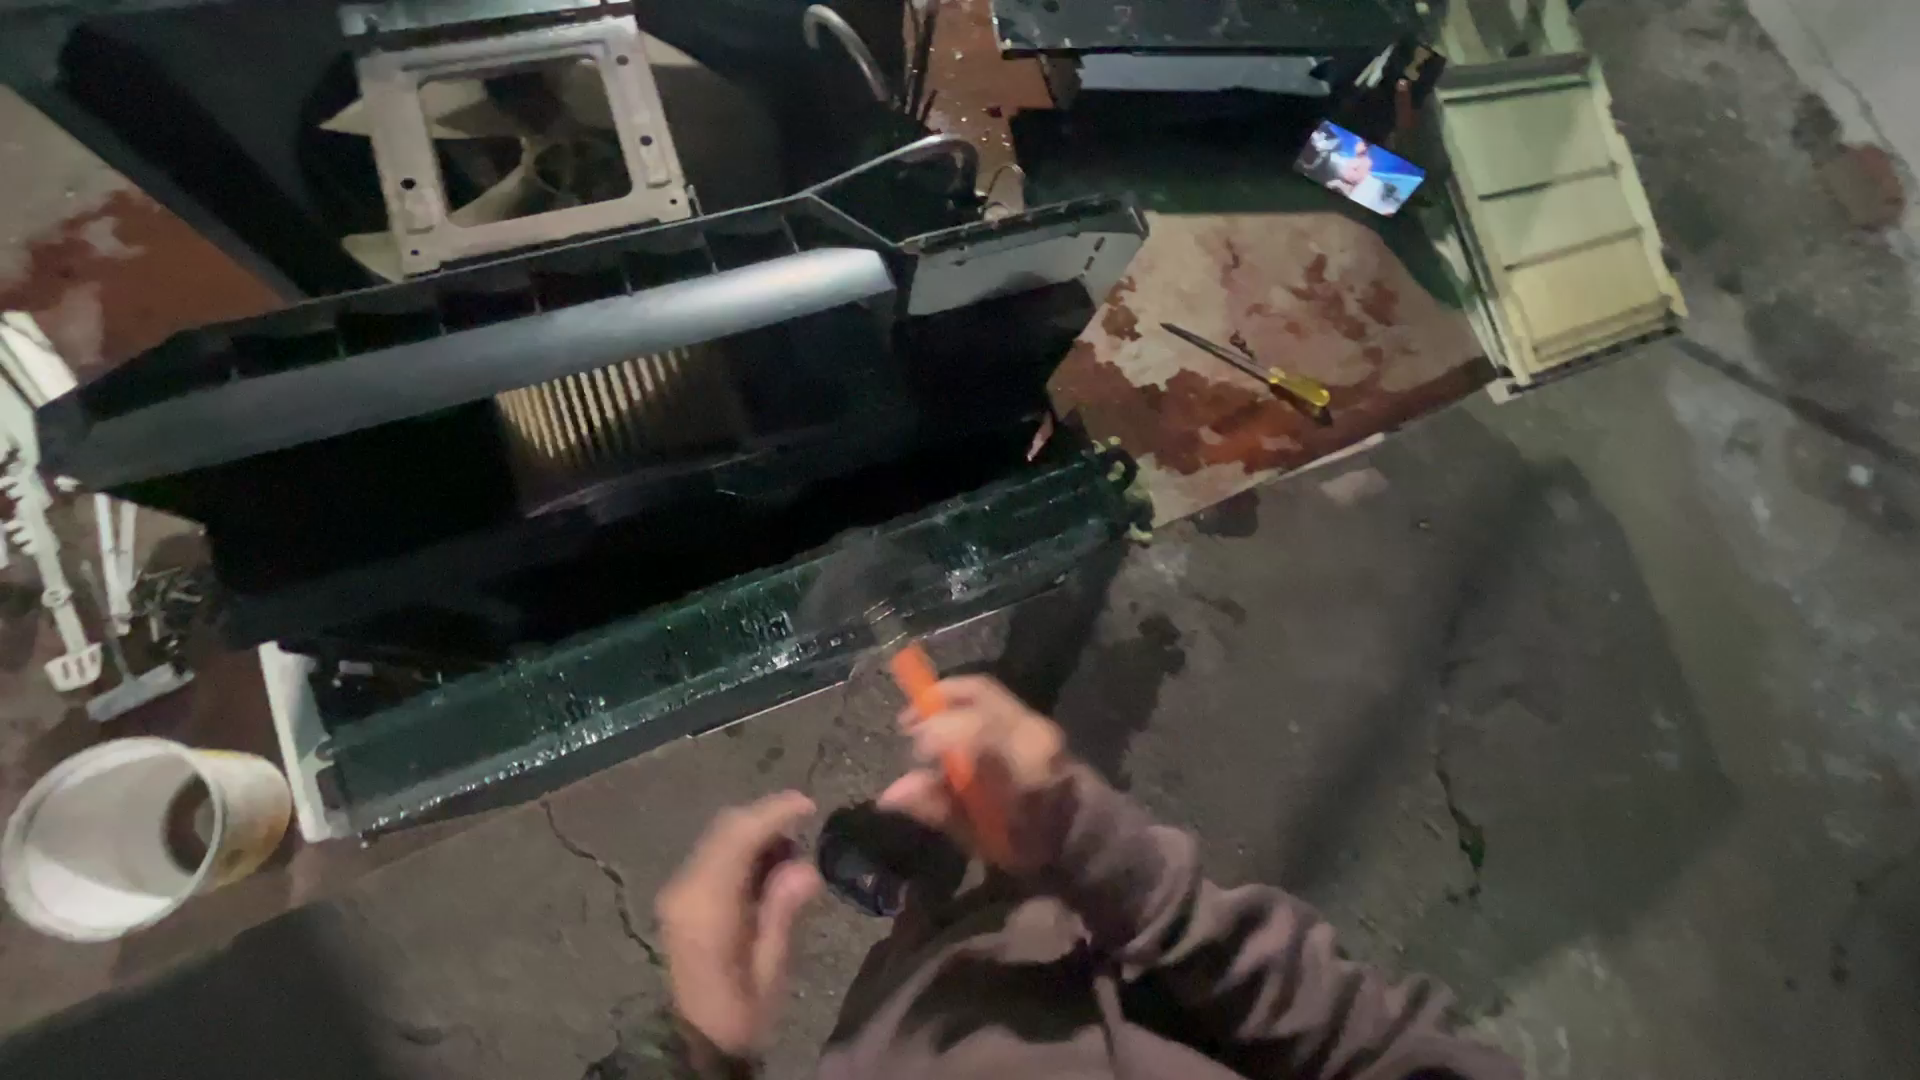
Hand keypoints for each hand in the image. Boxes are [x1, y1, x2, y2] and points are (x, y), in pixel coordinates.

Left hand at [656, 791, 822, 1057]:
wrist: (692, 1042)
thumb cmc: (738, 1010)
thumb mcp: (769, 969)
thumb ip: (782, 912)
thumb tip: (807, 867)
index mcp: (706, 903)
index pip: (739, 835)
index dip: (776, 811)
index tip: (810, 806)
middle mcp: (686, 885)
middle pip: (728, 826)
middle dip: (769, 817)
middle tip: (807, 828)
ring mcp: (680, 888)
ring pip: (721, 834)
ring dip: (757, 831)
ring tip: (791, 852)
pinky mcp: (682, 894)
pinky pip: (716, 850)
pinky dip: (745, 846)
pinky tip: (768, 866)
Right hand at [878, 675, 1068, 871]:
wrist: (1080, 830)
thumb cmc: (1028, 844)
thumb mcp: (981, 837)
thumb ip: (938, 808)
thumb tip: (889, 794)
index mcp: (1021, 767)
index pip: (974, 730)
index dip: (937, 732)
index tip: (914, 750)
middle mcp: (1030, 732)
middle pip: (977, 694)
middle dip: (935, 703)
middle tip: (907, 725)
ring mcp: (1035, 720)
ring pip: (982, 690)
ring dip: (947, 699)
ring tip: (921, 722)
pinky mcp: (1034, 717)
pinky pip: (990, 698)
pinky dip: (962, 704)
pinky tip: (946, 724)